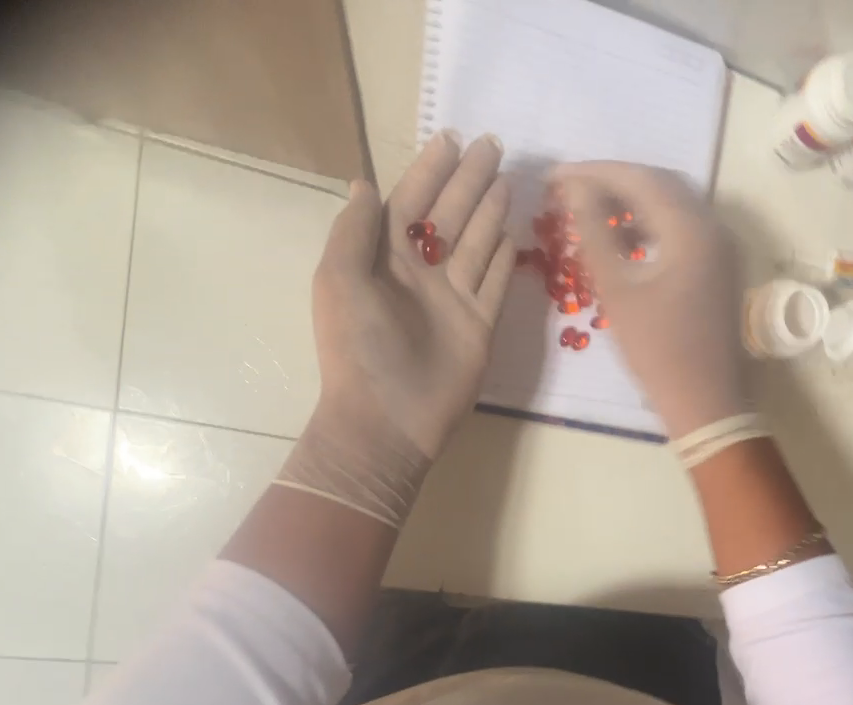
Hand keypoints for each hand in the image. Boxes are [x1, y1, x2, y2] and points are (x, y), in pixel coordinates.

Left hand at [275, 131, 513, 527]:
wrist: (389, 419)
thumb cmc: (357, 349)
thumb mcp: (340, 280)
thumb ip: (354, 231)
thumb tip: (364, 182)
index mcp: (383, 258)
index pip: (410, 201)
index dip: (430, 169)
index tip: (451, 138)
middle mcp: (421, 272)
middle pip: (450, 215)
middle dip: (469, 180)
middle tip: (494, 145)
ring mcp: (453, 299)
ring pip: (477, 243)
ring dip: (490, 210)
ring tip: (508, 179)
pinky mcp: (480, 325)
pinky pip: (495, 283)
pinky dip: (504, 257)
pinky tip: (512, 232)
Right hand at [551, 162, 748, 439]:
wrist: (705, 401)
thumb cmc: (658, 350)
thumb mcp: (618, 289)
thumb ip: (595, 231)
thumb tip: (573, 188)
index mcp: (692, 229)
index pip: (640, 178)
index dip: (594, 172)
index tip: (555, 176)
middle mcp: (714, 228)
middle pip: (660, 185)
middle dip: (614, 182)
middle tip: (571, 189)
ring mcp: (721, 249)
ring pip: (673, 207)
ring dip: (632, 204)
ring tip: (590, 213)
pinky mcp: (719, 269)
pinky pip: (683, 231)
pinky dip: (651, 228)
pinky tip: (622, 242)